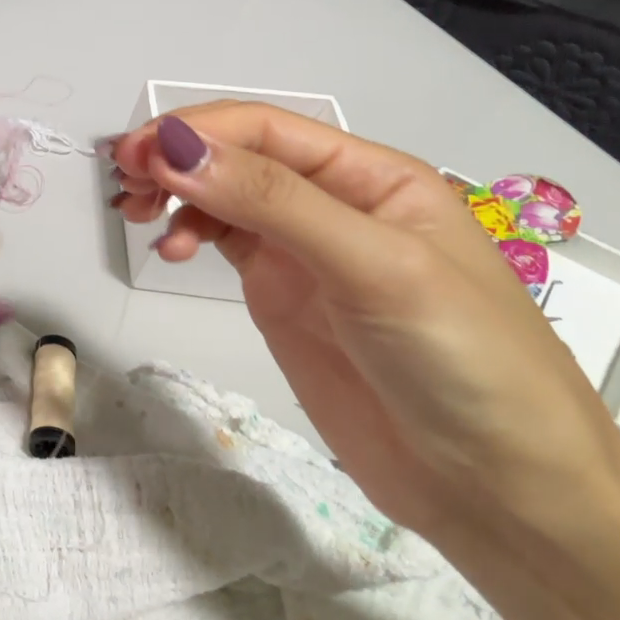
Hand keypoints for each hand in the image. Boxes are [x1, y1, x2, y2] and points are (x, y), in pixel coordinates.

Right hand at [110, 103, 619, 619]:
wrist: (496, 488)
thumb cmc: (462, 364)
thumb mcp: (375, 268)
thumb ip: (274, 203)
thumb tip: (175, 151)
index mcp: (372, 177)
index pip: (265, 130)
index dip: (196, 133)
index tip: (136, 158)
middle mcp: (333, 202)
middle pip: (235, 155)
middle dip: (175, 158)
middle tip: (123, 184)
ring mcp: (302, 251)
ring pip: (220, 195)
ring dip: (174, 193)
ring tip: (137, 215)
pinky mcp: (279, 294)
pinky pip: (220, 241)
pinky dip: (186, 234)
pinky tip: (172, 252)